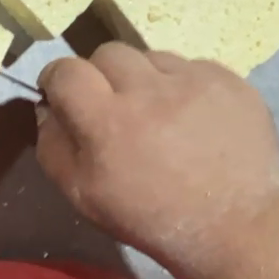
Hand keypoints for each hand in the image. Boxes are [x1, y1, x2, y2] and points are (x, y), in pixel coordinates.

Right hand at [37, 43, 278, 278]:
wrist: (231, 226)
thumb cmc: (147, 218)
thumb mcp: (82, 196)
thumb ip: (53, 148)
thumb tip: (47, 110)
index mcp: (106, 121)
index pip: (66, 70)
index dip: (57, 79)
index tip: (62, 96)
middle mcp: (148, 89)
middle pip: (107, 53)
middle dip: (99, 75)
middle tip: (110, 106)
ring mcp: (193, 79)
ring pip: (150, 56)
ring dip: (141, 79)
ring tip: (154, 114)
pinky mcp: (228, 80)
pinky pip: (190, 67)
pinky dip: (180, 87)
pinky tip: (188, 120)